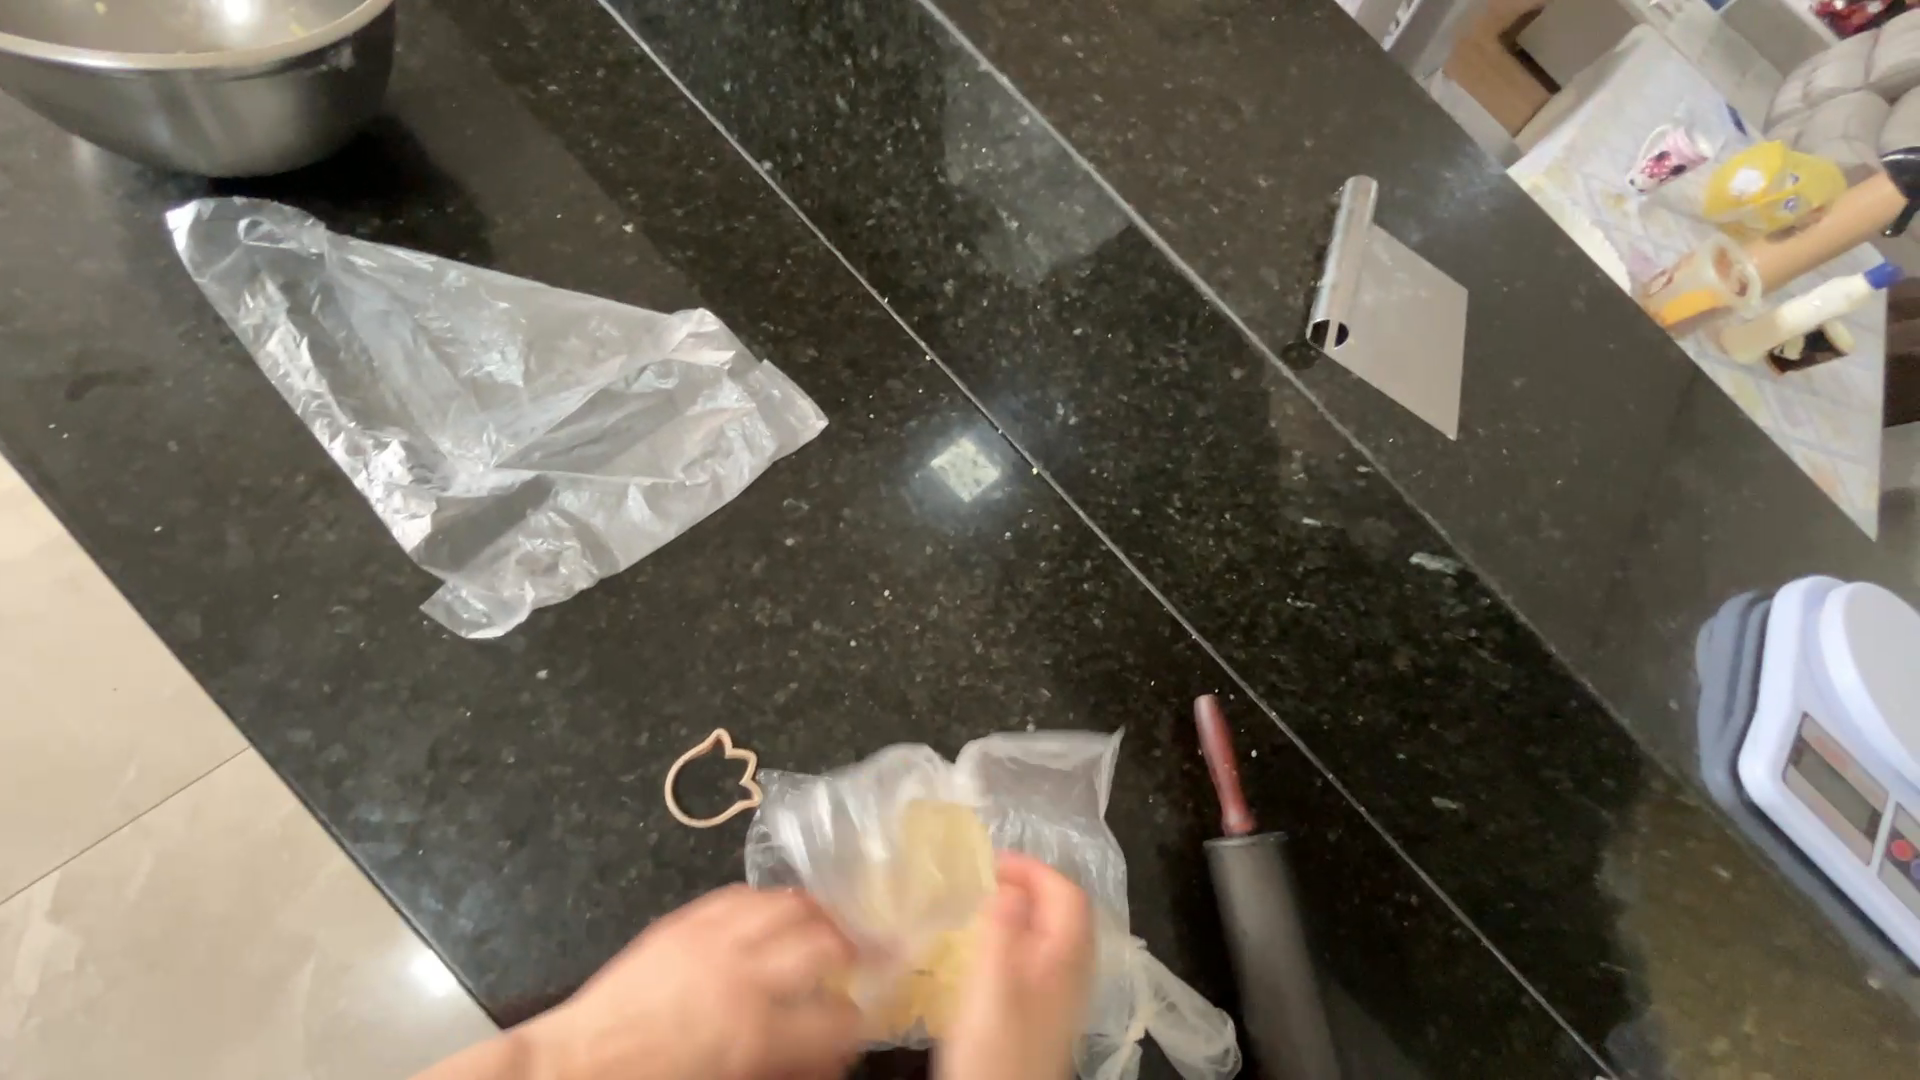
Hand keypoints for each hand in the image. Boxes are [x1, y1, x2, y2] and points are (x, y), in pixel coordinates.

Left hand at [521, 885, 859, 1079]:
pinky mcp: (688, 920)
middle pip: (825, 942)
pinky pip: (743, 894)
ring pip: (789, 904)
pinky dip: (770, 901)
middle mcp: (745, 975)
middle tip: (868, 954)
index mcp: (754, 1034)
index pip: (836, 1017)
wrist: (572, 1069)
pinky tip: (777, 911)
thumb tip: (830, 1057)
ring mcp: (715, 938)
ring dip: (819, 914)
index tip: (868, 1015)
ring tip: (829, 924)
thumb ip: (788, 1066)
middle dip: (856, 948)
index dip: (862, 1017)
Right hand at [937, 854, 1095, 1079]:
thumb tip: (1013, 884)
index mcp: (1066, 954)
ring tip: (989, 906)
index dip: (1034, 868)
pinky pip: (1043, 957)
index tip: (993, 861)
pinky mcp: (1048, 1014)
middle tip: (991, 879)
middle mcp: (1074, 971)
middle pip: (1066, 911)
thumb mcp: (992, 978)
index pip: (1066, 892)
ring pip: (1055, 934)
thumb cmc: (995, 1044)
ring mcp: (1064, 995)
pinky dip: (1022, 937)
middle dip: (1032, 885)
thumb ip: (1004, 924)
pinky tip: (994, 950)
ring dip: (1028, 911)